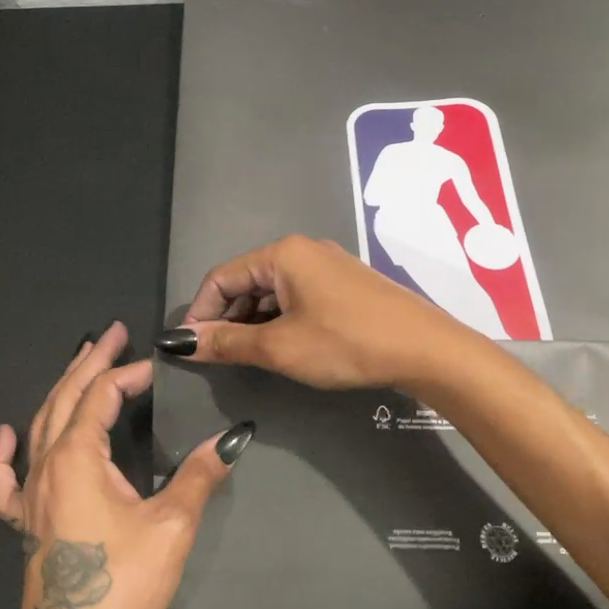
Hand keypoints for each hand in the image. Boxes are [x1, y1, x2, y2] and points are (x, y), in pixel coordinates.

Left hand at [0, 322, 253, 608]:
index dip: (128, 373)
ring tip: (78, 360)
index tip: (155, 363)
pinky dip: (3, 452)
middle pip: (65, 397)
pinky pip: (4, 480)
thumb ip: (198, 476)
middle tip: (111, 332)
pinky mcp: (23, 525)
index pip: (101, 395)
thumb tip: (232, 437)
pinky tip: (3, 434)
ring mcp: (28, 496)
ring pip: (39, 425)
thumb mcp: (170, 527)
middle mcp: (46, 465)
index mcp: (77, 457)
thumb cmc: (121, 586)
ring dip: (60, 389)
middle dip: (90, 361)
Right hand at [158, 235, 474, 390]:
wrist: (425, 349)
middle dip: (228, 318)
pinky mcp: (345, 285)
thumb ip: (228, 344)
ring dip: (254, 322)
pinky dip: (280, 320)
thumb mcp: (281, 348)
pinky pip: (297, 296)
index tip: (190, 349)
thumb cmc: (346, 343)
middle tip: (219, 358)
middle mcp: (302, 250)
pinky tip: (284, 347)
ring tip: (250, 357)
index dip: (201, 313)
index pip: (222, 277)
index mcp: (282, 254)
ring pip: (273, 291)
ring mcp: (327, 265)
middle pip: (247, 281)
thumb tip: (184, 343)